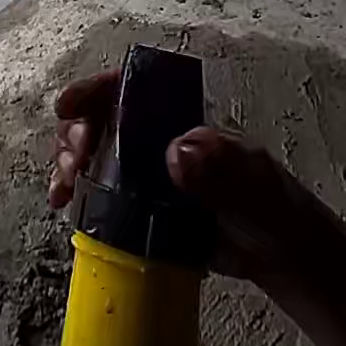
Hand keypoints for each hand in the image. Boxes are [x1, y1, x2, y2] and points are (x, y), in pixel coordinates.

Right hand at [48, 69, 324, 284]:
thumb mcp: (259, 185)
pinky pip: (97, 193)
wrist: (282, 258)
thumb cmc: (276, 209)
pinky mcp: (140, 210)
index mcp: (183, 120)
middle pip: (102, 117)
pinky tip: (64, 205)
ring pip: (93, 151)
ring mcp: (146, 174)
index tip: (70, 104)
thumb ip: (226, 170)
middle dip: (77, 129)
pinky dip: (74, 193)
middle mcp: (159, 139)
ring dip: (68, 160)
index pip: (134, 89)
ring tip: (62, 186)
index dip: (97, 88)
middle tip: (75, 159)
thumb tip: (177, 152)